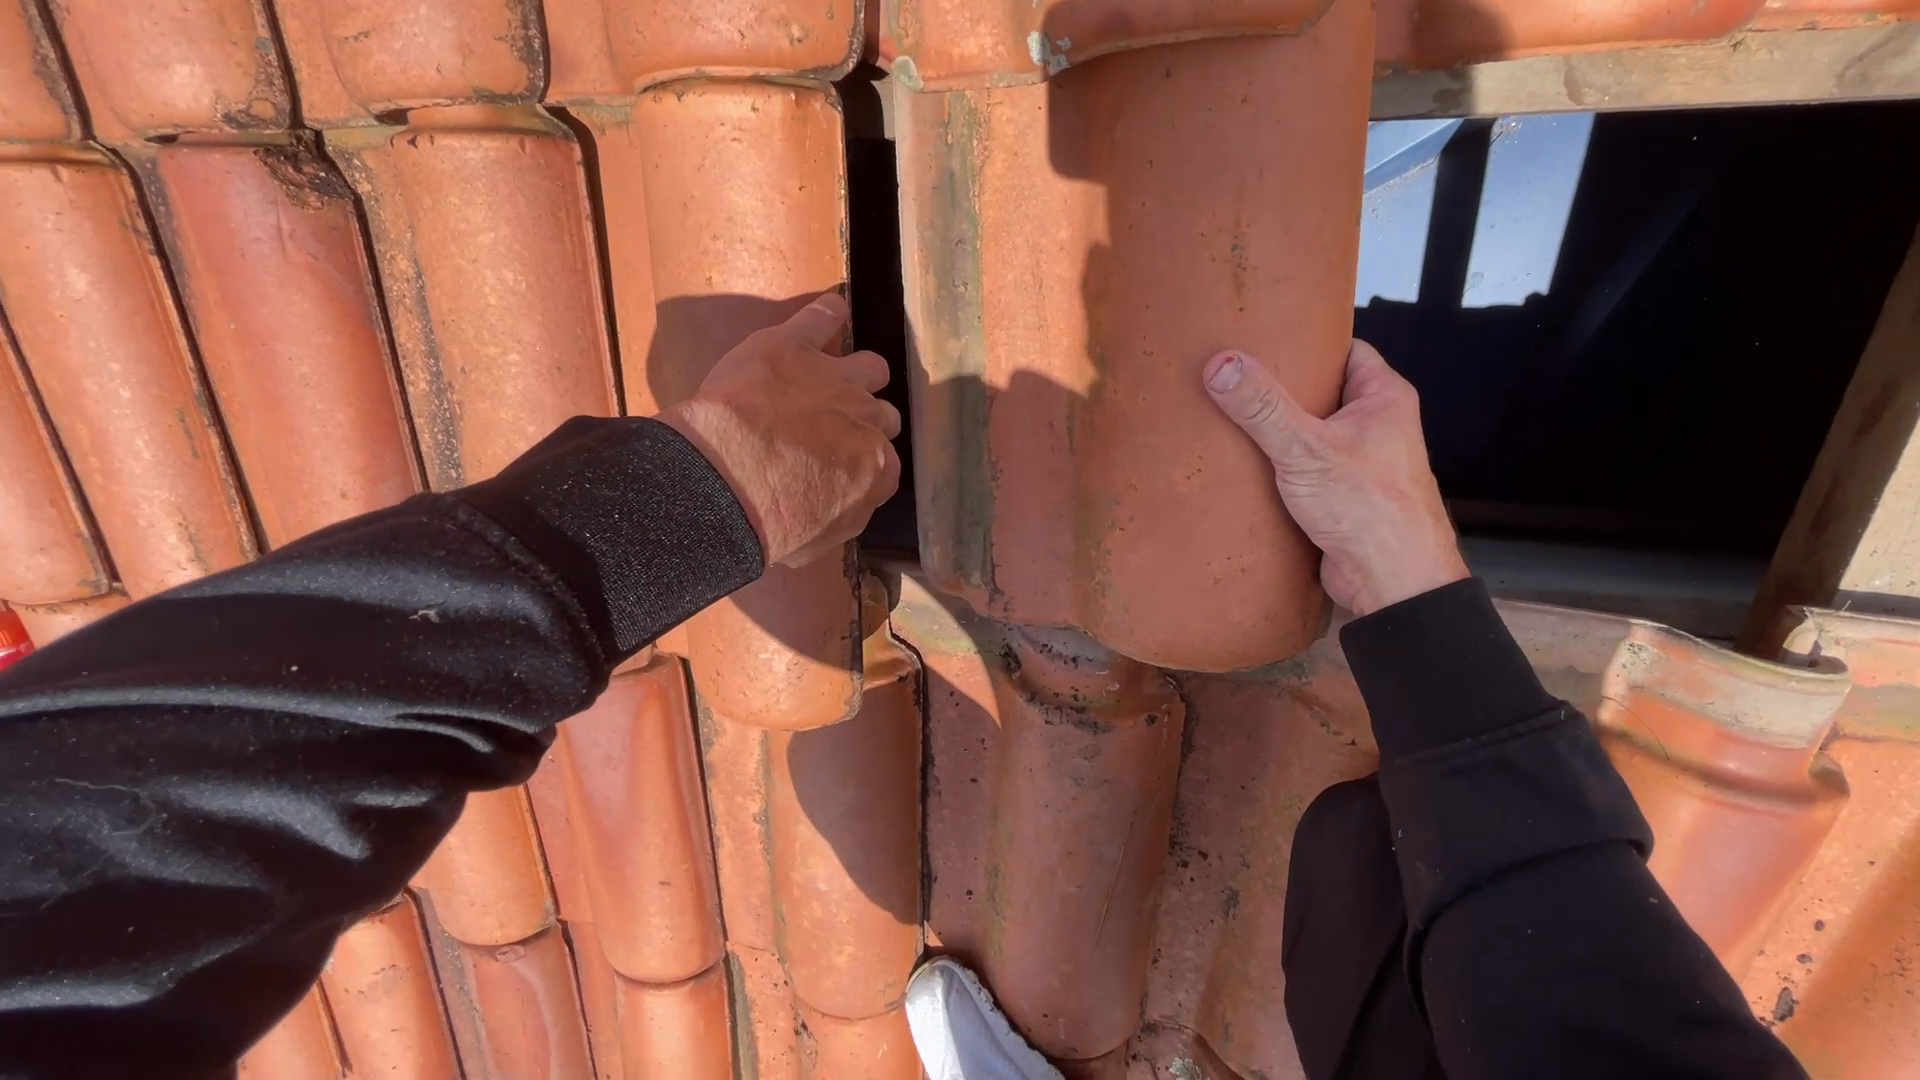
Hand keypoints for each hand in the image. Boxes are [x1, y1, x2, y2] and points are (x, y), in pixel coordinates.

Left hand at [660, 294, 900, 567]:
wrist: (729, 483)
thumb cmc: (773, 524)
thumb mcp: (820, 540)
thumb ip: (845, 515)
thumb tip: (844, 502)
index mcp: (878, 469)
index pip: (883, 462)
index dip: (860, 463)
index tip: (839, 468)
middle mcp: (867, 420)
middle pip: (881, 413)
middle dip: (862, 422)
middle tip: (831, 430)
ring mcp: (836, 379)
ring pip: (869, 366)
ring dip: (857, 374)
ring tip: (833, 379)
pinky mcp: (794, 347)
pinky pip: (823, 316)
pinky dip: (827, 313)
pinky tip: (829, 311)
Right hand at [1203, 340, 1468, 616]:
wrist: (1392, 582)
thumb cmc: (1370, 509)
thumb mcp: (1306, 449)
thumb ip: (1263, 408)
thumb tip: (1223, 365)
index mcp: (1383, 398)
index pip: (1344, 351)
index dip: (1306, 343)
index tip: (1264, 339)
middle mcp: (1374, 426)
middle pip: (1320, 393)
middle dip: (1279, 390)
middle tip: (1235, 380)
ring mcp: (1358, 463)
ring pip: (1308, 435)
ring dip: (1274, 434)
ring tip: (1229, 420)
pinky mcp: (1338, 496)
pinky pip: (1302, 470)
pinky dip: (1275, 469)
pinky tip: (1242, 468)